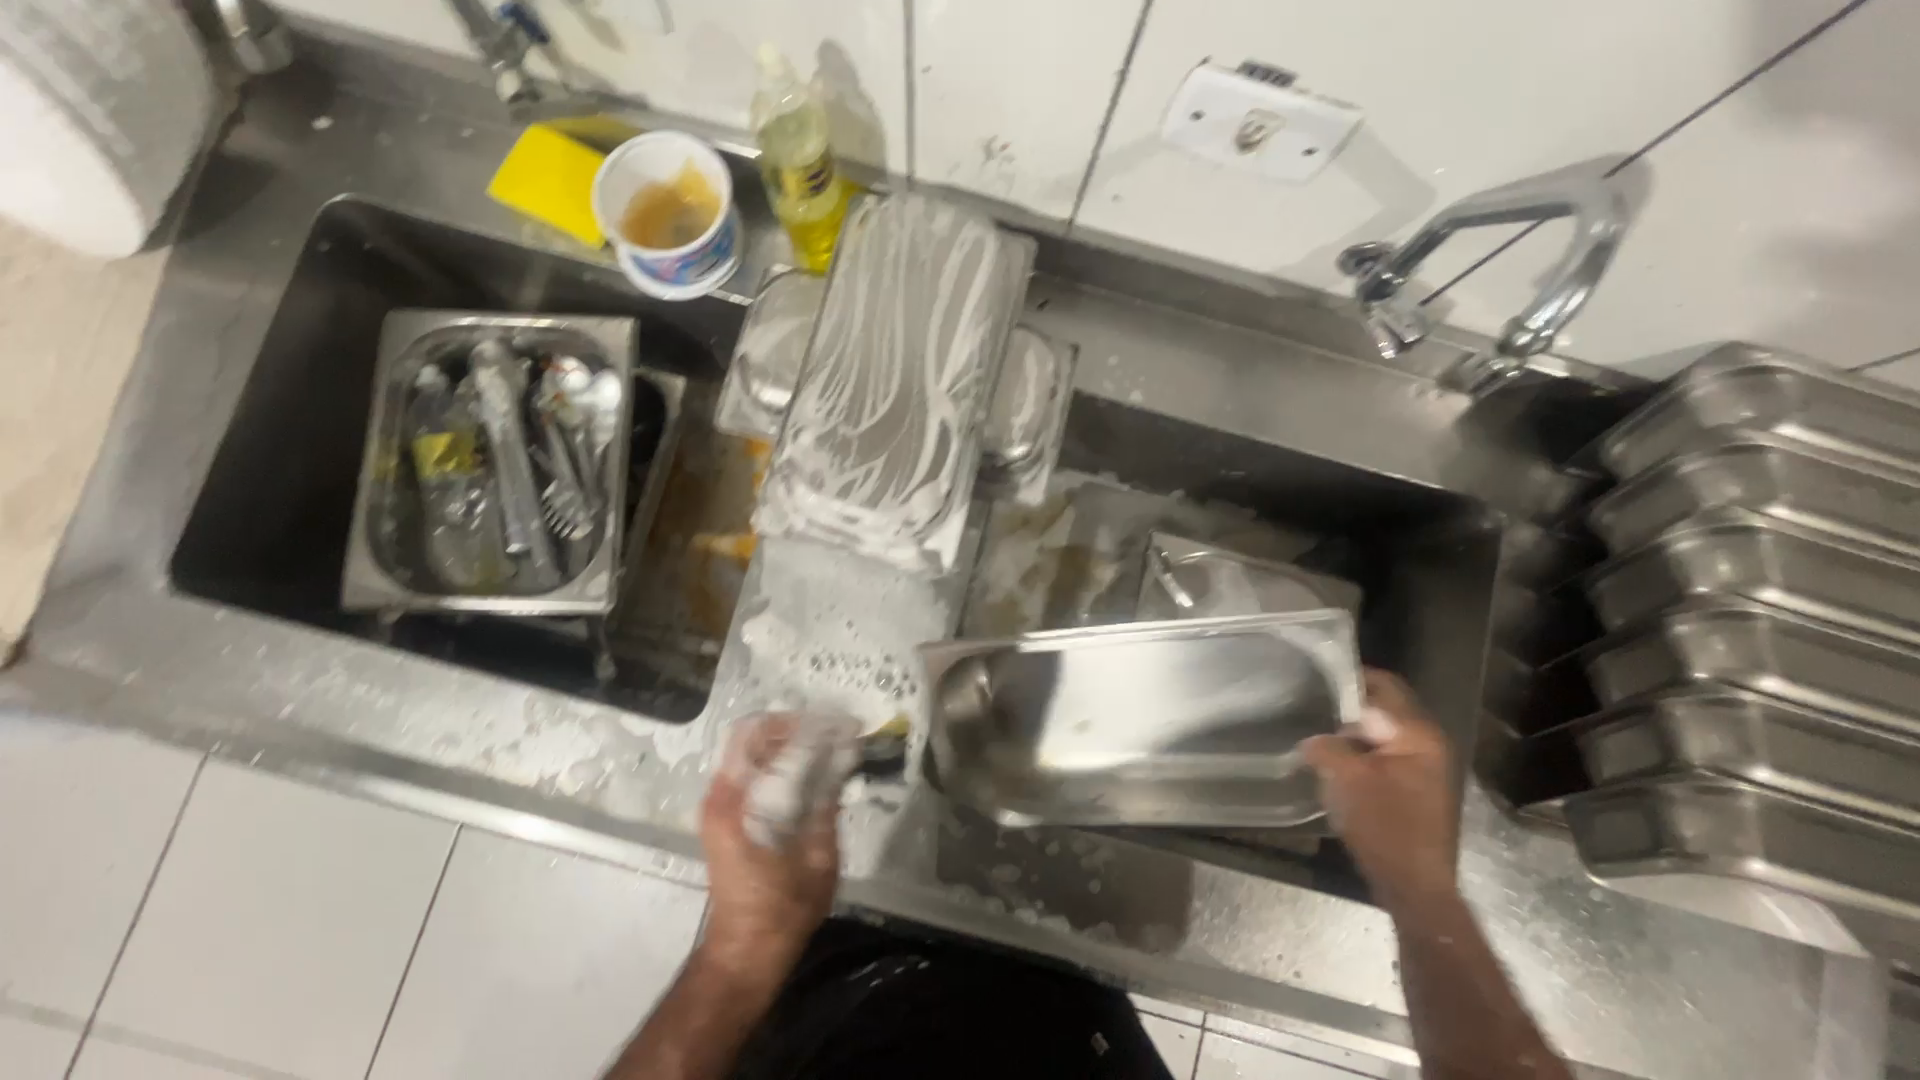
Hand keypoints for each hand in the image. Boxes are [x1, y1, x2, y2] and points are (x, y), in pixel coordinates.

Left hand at [696, 714, 840, 986]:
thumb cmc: (783, 912)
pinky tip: (807, 769)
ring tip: (825, 745)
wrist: (744, 953)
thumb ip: (827, 806)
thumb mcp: (819, 859)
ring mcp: (716, 805)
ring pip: (746, 749)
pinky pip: (746, 770)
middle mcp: (720, 796)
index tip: (838, 723)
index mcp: (741, 804)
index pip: (764, 737)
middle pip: (750, 735)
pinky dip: (775, 760)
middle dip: (794, 726)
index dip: (804, 724)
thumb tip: (841, 761)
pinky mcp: (721, 817)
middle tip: (833, 730)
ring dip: (785, 741)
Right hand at [1303, 669, 1459, 912]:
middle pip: (1385, 710)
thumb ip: (1326, 747)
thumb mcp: (1345, 780)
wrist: (1415, 887)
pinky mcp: (1417, 791)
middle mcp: (1429, 746)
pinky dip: (1361, 755)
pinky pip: (1384, 758)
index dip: (1350, 676)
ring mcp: (1426, 770)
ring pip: (1382, 736)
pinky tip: (1334, 765)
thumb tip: (1314, 738)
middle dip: (1347, 707)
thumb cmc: (1384, 827)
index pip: (1385, 686)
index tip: (1316, 674)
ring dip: (1353, 734)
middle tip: (1310, 705)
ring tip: (1316, 734)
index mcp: (1418, 735)